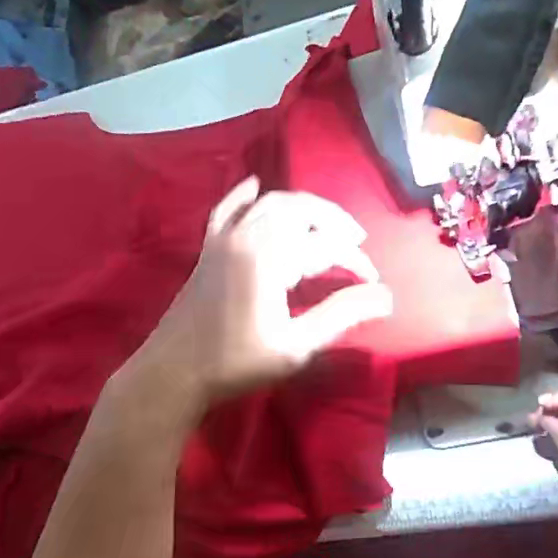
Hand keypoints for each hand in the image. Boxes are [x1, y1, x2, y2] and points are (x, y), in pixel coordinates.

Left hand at [132, 177, 394, 409]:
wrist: (173, 372)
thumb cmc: (235, 364)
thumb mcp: (295, 346)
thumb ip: (340, 316)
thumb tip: (385, 296)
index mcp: (269, 259)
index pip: (327, 245)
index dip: (356, 260)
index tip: (373, 284)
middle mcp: (247, 237)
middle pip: (300, 210)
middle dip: (334, 221)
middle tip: (356, 242)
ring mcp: (224, 239)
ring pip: (270, 203)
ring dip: (302, 208)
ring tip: (326, 226)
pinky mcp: (209, 248)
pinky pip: (227, 209)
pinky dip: (245, 196)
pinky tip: (255, 186)